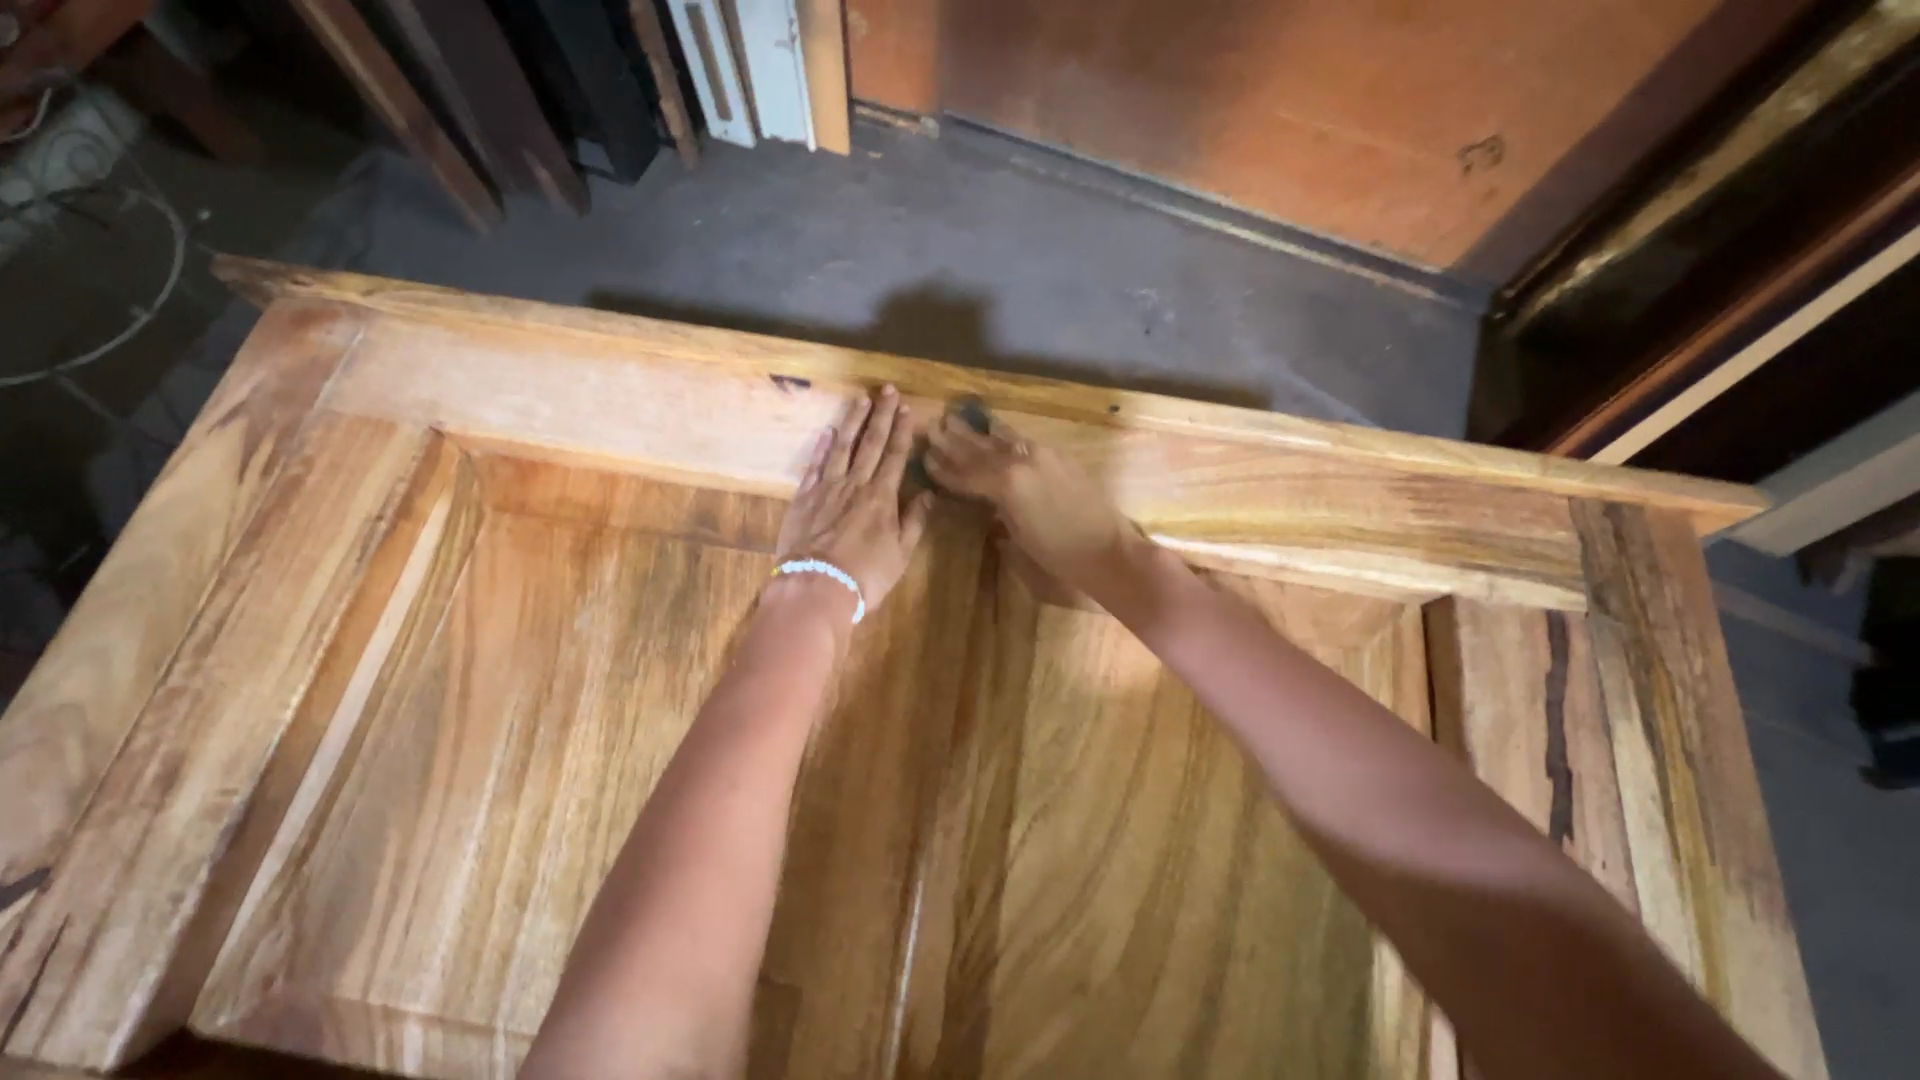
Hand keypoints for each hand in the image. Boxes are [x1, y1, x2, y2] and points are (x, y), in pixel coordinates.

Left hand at [775, 386, 933, 614]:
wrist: (817, 588)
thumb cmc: (866, 576)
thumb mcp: (901, 554)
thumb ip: (914, 521)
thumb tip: (927, 493)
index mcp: (882, 497)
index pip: (895, 455)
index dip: (902, 430)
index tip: (907, 408)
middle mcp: (855, 484)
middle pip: (870, 443)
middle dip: (881, 415)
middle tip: (887, 390)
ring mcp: (826, 488)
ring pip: (842, 447)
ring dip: (853, 422)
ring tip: (861, 400)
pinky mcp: (803, 498)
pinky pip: (814, 466)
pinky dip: (821, 447)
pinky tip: (828, 432)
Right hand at [924, 413, 1143, 595]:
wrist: (1108, 550)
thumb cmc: (1059, 556)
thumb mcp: (1019, 537)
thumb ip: (999, 511)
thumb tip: (989, 504)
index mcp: (1006, 483)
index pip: (966, 474)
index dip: (944, 468)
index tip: (924, 458)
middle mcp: (1021, 461)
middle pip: (980, 449)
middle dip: (954, 441)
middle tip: (931, 427)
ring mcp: (1042, 455)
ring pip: (1002, 439)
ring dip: (977, 433)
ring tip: (956, 419)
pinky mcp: (1059, 457)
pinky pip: (1023, 441)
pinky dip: (1004, 437)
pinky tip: (997, 431)